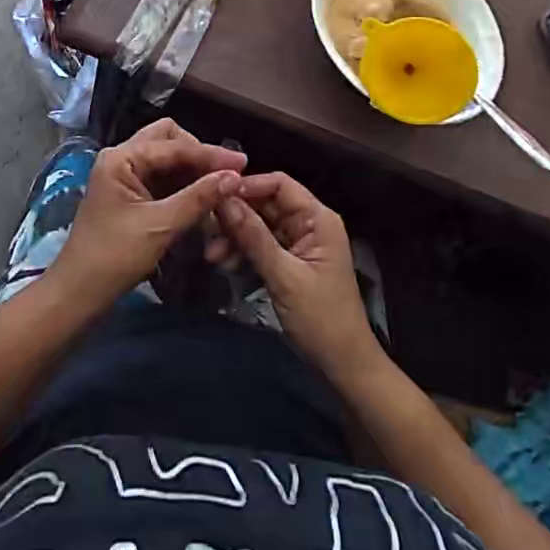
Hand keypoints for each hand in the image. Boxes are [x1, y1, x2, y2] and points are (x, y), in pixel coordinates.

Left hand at [46, 119, 247, 307]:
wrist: (80, 291)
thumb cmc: (115, 256)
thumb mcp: (160, 226)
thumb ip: (198, 198)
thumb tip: (234, 177)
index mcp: (121, 158)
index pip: (173, 145)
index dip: (209, 153)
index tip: (243, 164)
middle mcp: (121, 158)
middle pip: (168, 139)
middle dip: (198, 154)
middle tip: (226, 174)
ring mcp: (125, 175)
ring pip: (167, 158)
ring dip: (193, 170)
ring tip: (221, 186)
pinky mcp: (131, 194)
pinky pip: (163, 178)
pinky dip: (184, 185)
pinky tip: (203, 198)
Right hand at [216, 173, 380, 379]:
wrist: (343, 364)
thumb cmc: (321, 318)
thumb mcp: (284, 276)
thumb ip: (254, 237)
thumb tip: (224, 202)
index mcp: (317, 219)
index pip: (279, 184)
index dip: (247, 186)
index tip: (215, 198)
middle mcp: (308, 224)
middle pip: (264, 203)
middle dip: (235, 216)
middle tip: (206, 230)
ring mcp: (297, 243)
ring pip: (257, 225)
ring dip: (234, 236)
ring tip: (213, 256)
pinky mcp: (288, 261)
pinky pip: (259, 244)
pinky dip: (241, 251)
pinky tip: (223, 264)